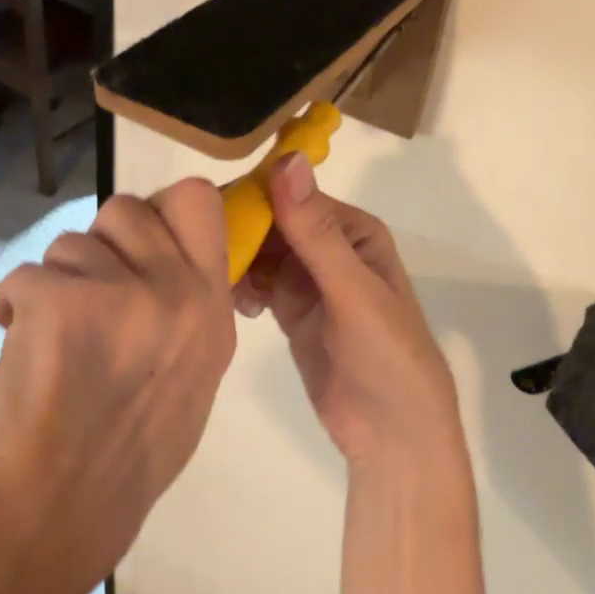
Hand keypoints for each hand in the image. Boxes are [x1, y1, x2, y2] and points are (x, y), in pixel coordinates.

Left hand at [0, 179, 236, 583]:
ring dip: (54, 282)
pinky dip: (12, 304)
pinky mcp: (59, 302)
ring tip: (51, 341)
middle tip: (85, 299)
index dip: (159, 214)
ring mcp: (120, 295)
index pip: (197, 202)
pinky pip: (24, 275)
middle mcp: (177, 295)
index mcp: (213, 315)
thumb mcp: (187, 386)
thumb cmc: (119, 464)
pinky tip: (18, 347)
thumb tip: (154, 266)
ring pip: (72, 242)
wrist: (48, 516)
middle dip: (99, 244)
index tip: (135, 248)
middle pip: (127, 208)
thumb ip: (182, 316)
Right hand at [233, 155, 463, 465]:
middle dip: (237, 234)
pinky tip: (234, 306)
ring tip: (217, 285)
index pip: (291, 197)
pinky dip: (242, 290)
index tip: (205, 213)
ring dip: (235, 263)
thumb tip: (287, 159)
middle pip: (270, 224)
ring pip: (259, 255)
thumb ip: (315, 230)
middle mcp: (329, 248)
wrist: (394, 434)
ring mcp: (309, 281)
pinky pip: (258, 285)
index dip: (250, 200)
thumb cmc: (386, 355)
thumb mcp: (351, 290)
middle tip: (200, 255)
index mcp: (352, 231)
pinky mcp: (292, 312)